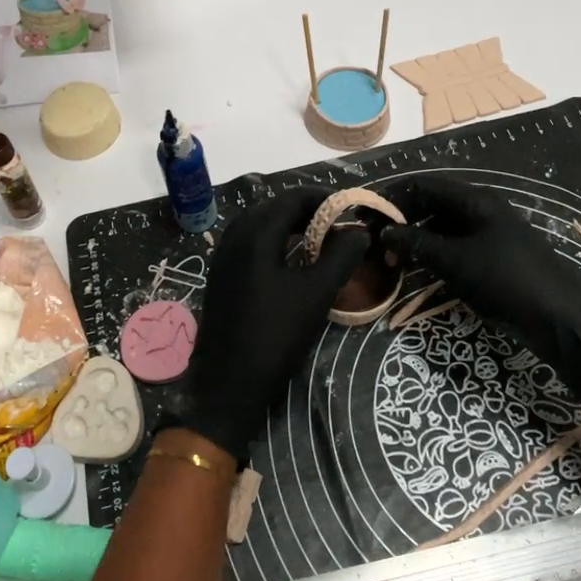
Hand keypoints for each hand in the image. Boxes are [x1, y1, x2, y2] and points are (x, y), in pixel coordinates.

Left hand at [178, 187, 371, 461]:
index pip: (293, 198)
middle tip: (336, 224)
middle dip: (306, 210)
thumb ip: (341, 256)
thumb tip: (360, 231)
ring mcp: (223, 255)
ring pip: (259, 223)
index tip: (349, 209)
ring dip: (288, 224)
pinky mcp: (220, 274)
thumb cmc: (276, 334)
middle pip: (274, 206)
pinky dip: (272, 239)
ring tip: (317, 239)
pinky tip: (289, 260)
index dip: (323, 198)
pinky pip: (248, 241)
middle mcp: (235, 236)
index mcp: (256, 234)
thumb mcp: (316, 294)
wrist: (228, 382)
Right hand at [381, 176, 580, 434]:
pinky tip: (416, 273)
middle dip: (402, 219)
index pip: (424, 184)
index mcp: (476, 200)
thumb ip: (417, 243)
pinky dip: (432, 256)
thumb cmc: (506, 281)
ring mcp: (489, 234)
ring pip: (442, 228)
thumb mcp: (456, 261)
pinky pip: (454, 247)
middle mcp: (482, 210)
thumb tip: (384, 230)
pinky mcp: (493, 258)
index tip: (366, 212)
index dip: (393, 195)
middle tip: (374, 238)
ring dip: (415, 240)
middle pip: (432, 204)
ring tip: (390, 259)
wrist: (559, 319)